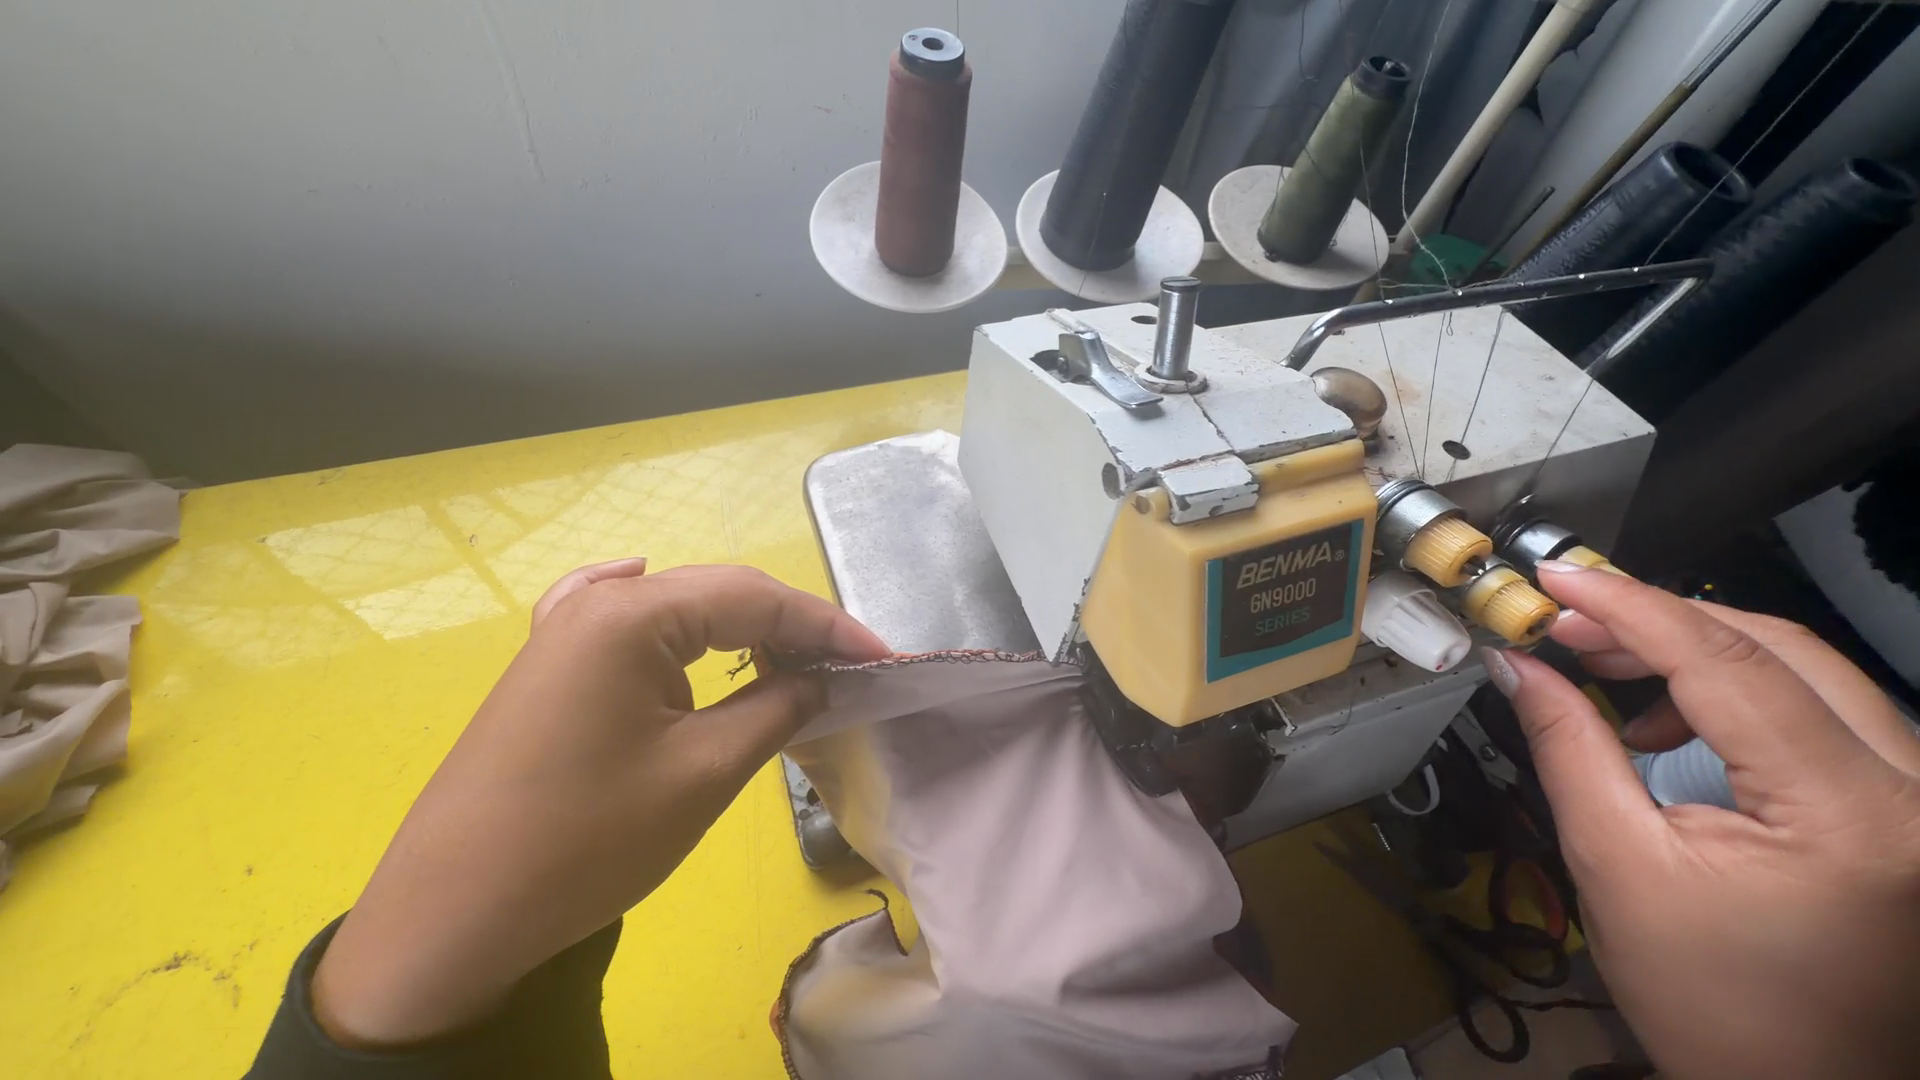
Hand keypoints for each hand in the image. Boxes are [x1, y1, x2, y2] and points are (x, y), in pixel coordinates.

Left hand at [309, 560, 887, 1047]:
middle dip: (789, 626)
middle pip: (718, 594)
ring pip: (677, 609)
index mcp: (630, 614)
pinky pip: (621, 622)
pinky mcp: (550, 669)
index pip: (755, 598)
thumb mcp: (703, 772)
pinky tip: (665, 605)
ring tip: (791, 660)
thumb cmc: (586, 841)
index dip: (827, 626)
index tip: (881, 657)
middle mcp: (595, 603)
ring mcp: (563, 633)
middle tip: (846, 666)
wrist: (451, 916)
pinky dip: (668, 622)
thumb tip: (820, 681)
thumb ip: (776, 708)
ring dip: (738, 629)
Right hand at [1482, 561, 1919, 1079]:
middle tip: (1563, 623)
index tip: (1555, 577)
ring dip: (1693, 652)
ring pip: (1807, 671)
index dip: (1630, 607)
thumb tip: (1515, 664)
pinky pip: (1822, 710)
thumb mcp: (1615, 861)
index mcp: (1850, 817)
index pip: (1728, 666)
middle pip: (1782, 649)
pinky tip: (1665, 722)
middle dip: (1659, 621)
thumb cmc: (1707, 994)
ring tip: (1600, 666)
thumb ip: (1567, 745)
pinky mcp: (1910, 808)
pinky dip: (1733, 692)